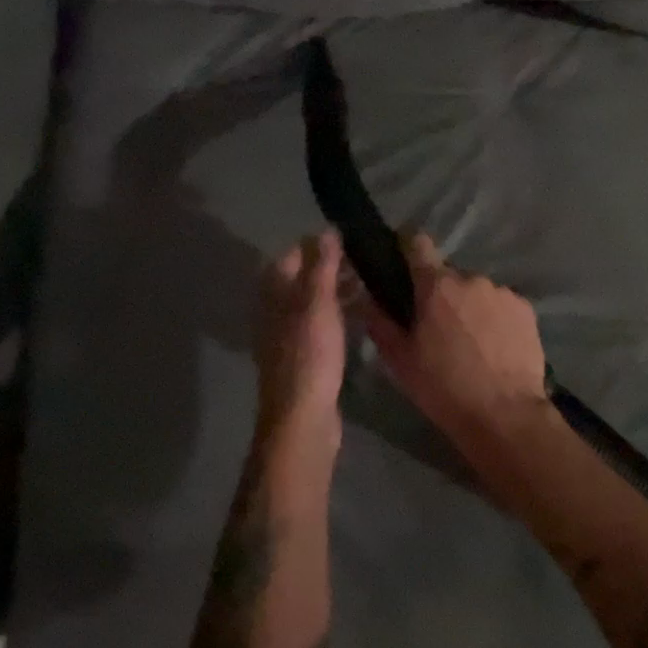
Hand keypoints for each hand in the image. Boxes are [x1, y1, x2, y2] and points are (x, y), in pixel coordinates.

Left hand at [255, 232, 346, 447]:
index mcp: (275, 295)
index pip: (293, 255)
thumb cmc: (309, 354)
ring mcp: (289, 337)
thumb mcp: (318, 304)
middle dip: (333, 267)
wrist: (303, 418)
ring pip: (315, 303)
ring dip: (339, 291)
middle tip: (367, 261)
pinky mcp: (305, 358)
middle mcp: (277, 312)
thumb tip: (327, 230)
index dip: (319, 244)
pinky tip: (364, 316)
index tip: (352, 239)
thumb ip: (322, 266)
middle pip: (304, 279)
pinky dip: (340, 316)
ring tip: (372, 283)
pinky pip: (323, 326)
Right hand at [352, 234, 549, 446]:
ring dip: (470, 307)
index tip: (403, 264)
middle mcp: (471, 278)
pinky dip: (495, 319)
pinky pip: (502, 305)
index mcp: (436, 285)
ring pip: (477, 291)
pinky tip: (495, 348)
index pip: (418, 244)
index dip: (408, 249)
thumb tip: (368, 298)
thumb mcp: (400, 361)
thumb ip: (381, 323)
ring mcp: (502, 292)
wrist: (505, 415)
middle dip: (441, 294)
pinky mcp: (526, 309)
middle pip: (449, 276)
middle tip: (438, 328)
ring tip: (471, 344)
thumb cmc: (444, 388)